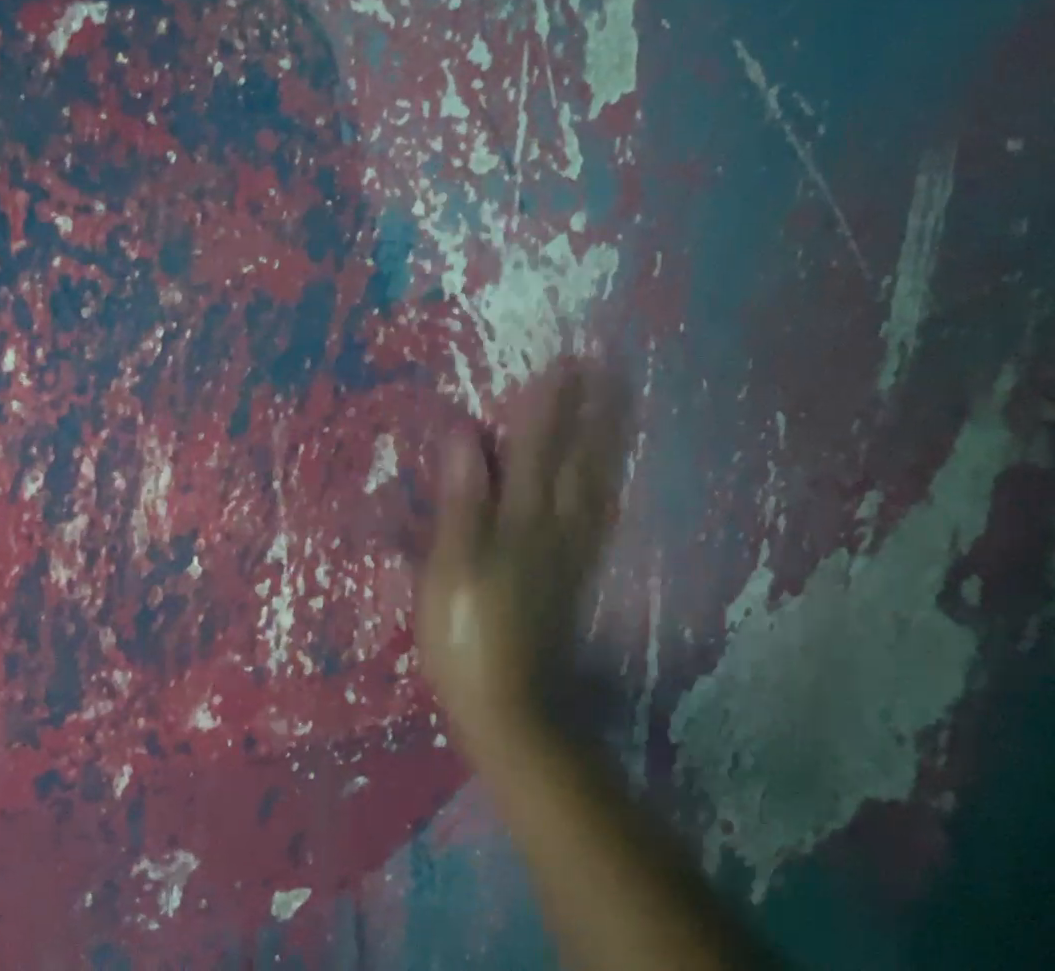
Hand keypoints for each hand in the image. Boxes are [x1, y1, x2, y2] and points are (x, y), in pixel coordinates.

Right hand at [419, 368, 627, 749]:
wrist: (511, 708)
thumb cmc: (464, 636)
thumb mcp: (449, 567)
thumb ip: (461, 501)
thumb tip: (464, 436)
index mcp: (518, 525)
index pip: (533, 452)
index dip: (548, 407)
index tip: (564, 362)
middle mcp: (553, 531)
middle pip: (577, 462)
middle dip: (591, 414)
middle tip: (608, 369)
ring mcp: (569, 557)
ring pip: (595, 487)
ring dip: (607, 444)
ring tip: (620, 409)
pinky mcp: (573, 580)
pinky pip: (599, 522)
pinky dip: (607, 490)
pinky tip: (608, 483)